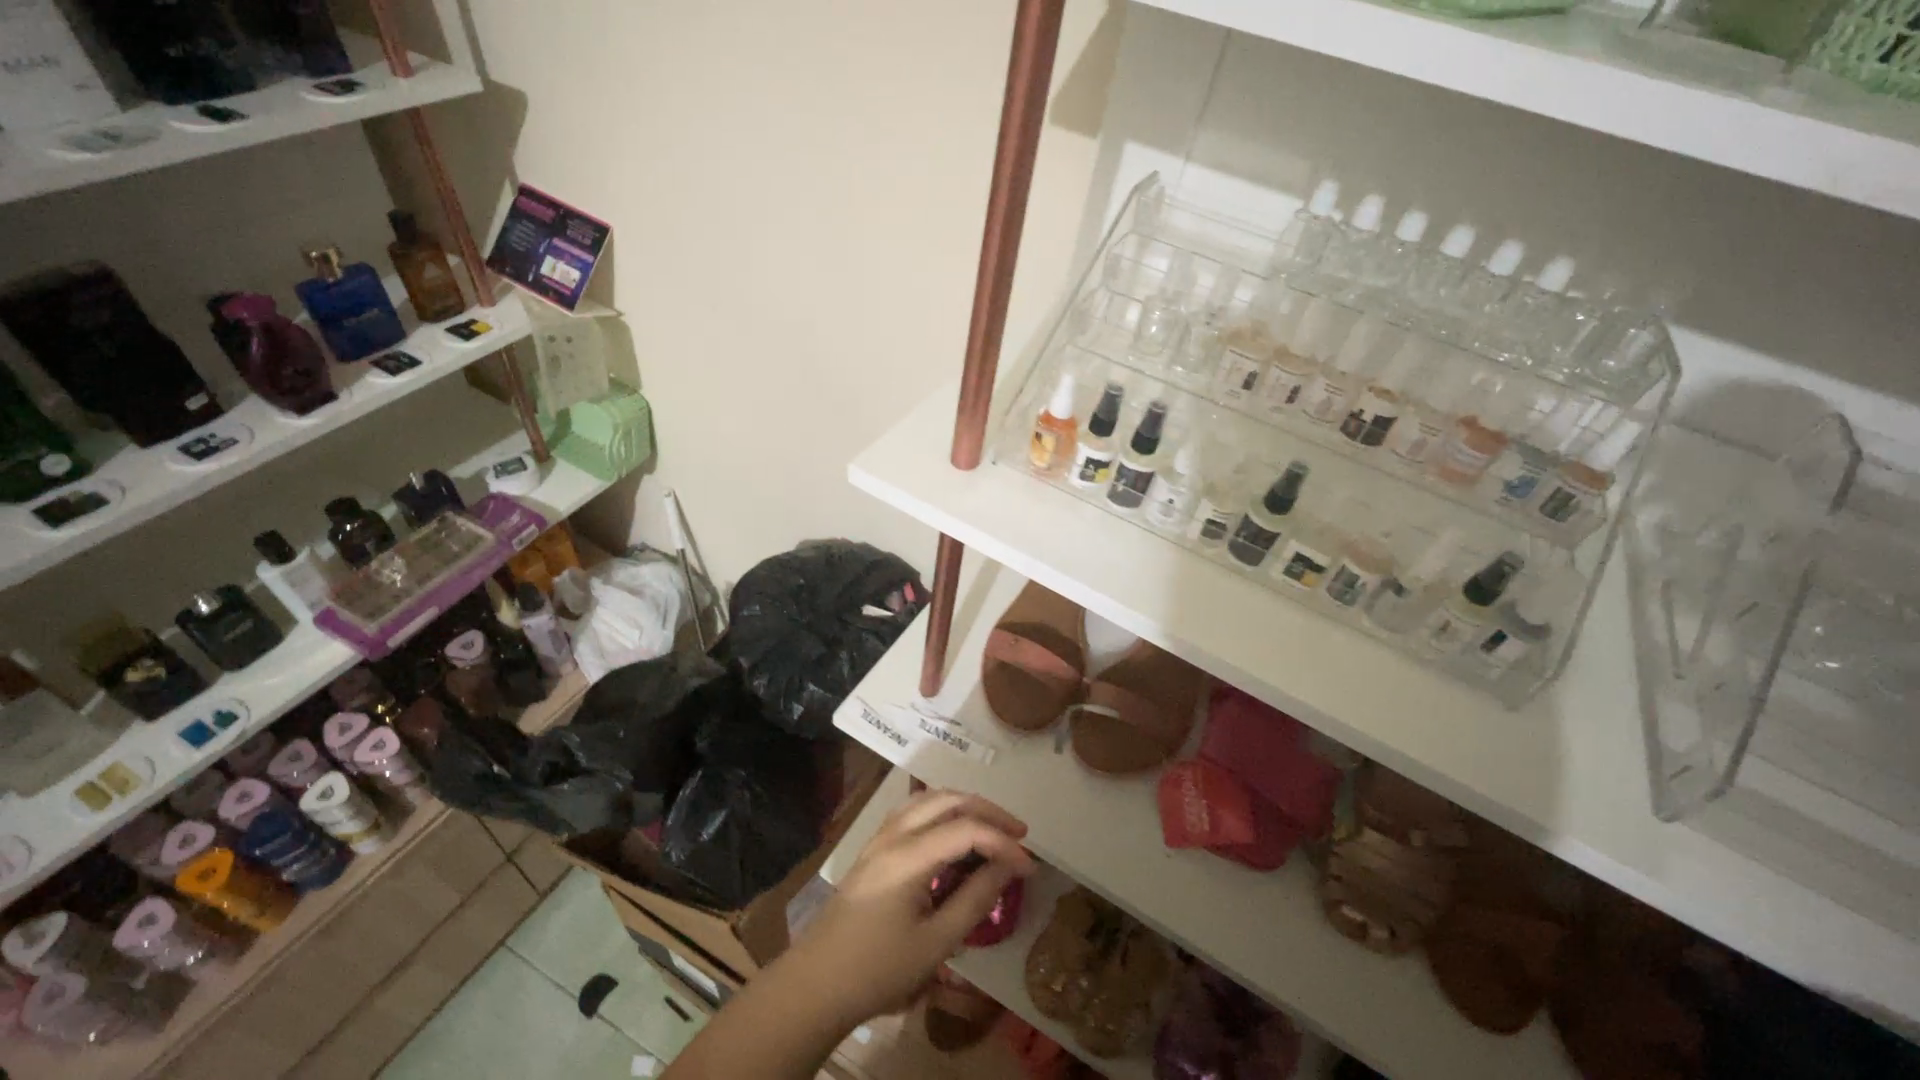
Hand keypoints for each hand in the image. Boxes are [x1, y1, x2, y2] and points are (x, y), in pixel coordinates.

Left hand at [790, 788, 1034, 1026]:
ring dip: (963, 806)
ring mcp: (878, 840)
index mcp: (908, 856)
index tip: (1030, 869)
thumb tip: (1008, 867)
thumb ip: (975, 899)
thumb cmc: (878, 970)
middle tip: (1019, 835)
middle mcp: (892, 836)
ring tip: (992, 829)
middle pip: (947, 800)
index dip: (1004, 844)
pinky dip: (941, 814)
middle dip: (988, 811)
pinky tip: (954, 837)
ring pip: (927, 800)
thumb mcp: (936, 943)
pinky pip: (912, 814)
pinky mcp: (872, 852)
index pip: (967, 829)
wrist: (816, 985)